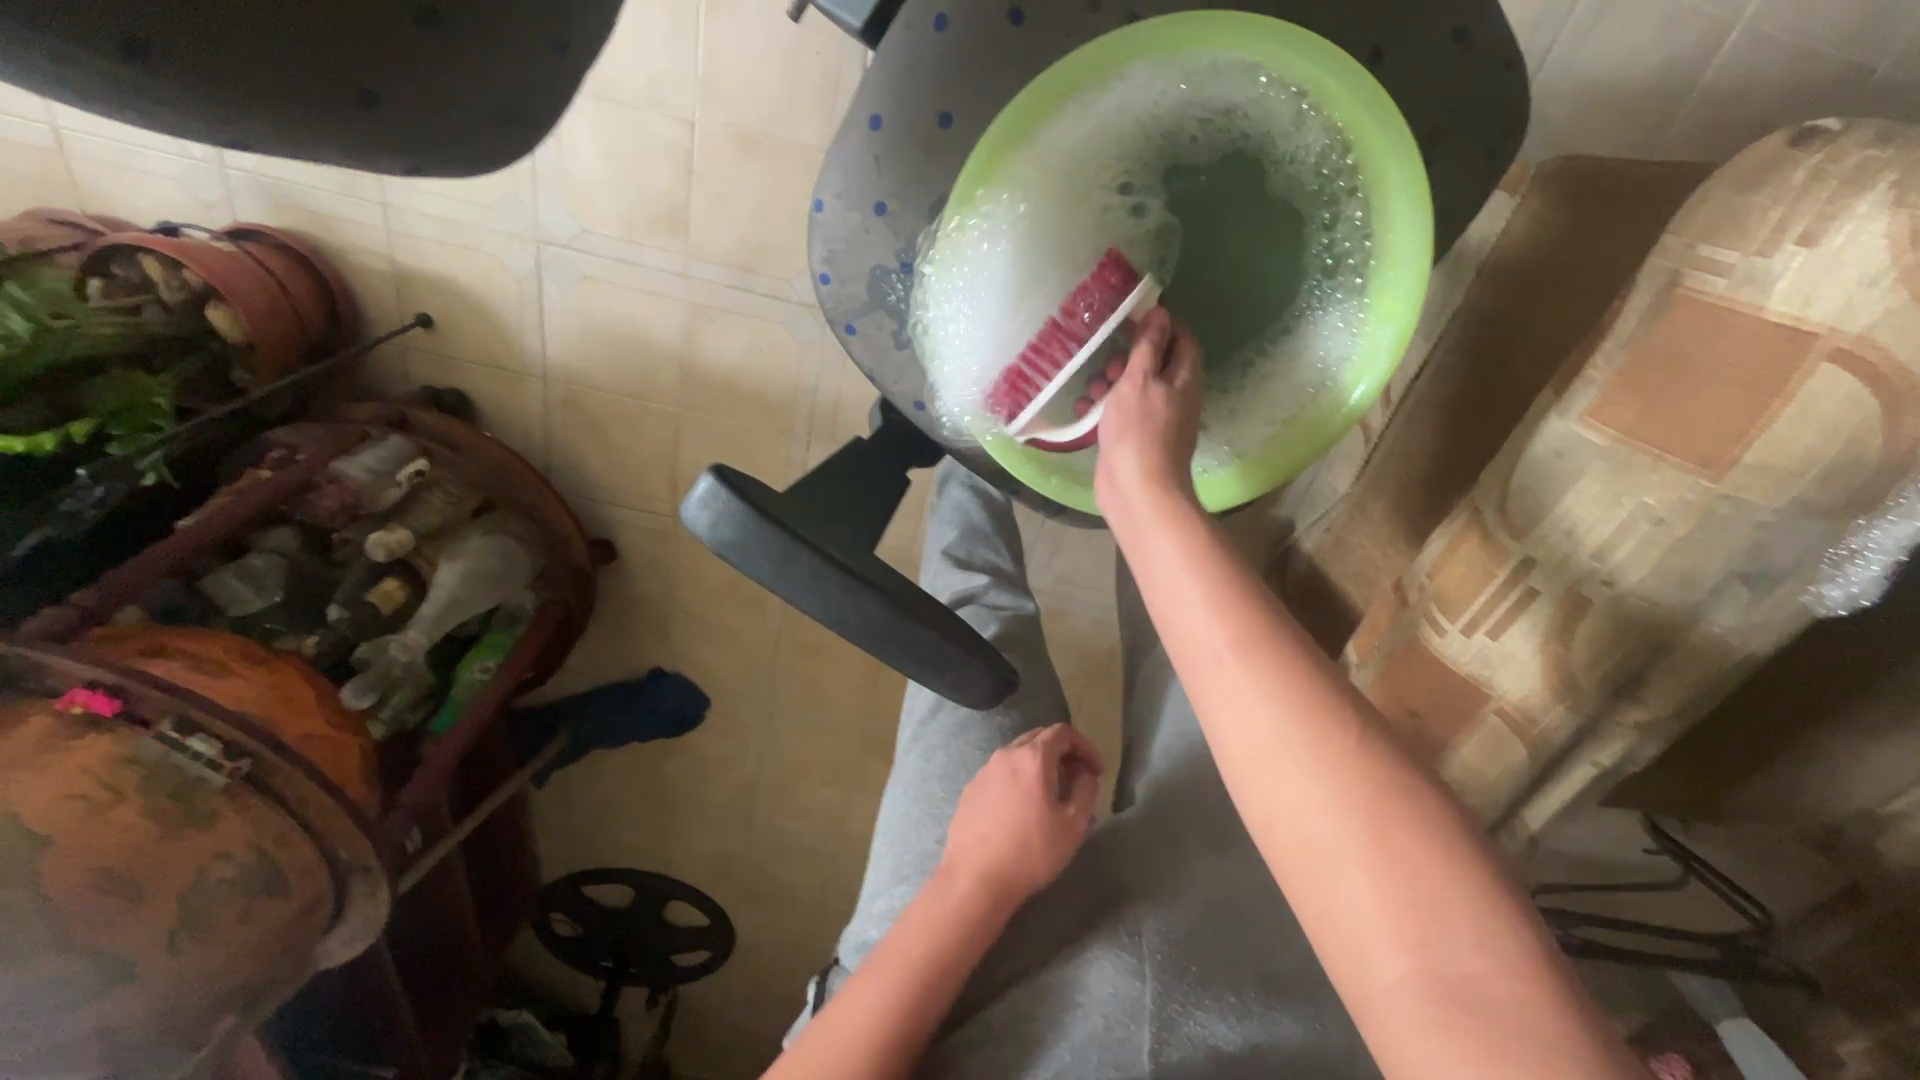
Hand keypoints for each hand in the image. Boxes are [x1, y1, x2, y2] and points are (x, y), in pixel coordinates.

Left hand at [940, 724, 1103, 915]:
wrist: (975, 879)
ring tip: (1051, 796)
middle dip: (1062, 752)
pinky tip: (1022, 809)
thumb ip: (1086, 789)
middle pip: (1038, 738)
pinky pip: (1001, 773)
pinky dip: (1018, 779)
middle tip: (1077, 779)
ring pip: (1018, 755)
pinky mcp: (970, 789)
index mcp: (1032, 757)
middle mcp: (1005, 755)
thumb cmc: (1031, 852)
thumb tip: (1084, 773)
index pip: (1063, 732)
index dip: (1085, 746)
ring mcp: (984, 771)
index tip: (1097, 770)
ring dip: (1039, 766)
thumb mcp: (1074, 824)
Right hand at [1082, 306, 1203, 514]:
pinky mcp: (1135, 439)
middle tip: (1108, 357)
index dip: (1164, 324)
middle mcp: (1175, 397)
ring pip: (1134, 389)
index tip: (1134, 317)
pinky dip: (1103, 407)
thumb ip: (1148, 346)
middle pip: (1156, 364)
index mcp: (1184, 379)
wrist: (1137, 489)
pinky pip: (1121, 413)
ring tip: (1092, 383)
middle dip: (1129, 356)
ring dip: (1111, 382)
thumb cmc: (1139, 430)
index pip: (1184, 340)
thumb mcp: (1140, 379)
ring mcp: (1155, 420)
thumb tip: (1160, 312)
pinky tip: (1083, 406)